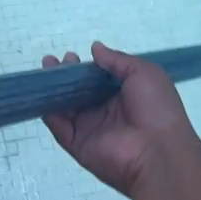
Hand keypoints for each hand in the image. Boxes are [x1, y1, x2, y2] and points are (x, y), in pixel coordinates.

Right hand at [41, 42, 200, 197]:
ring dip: (54, 90)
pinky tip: (42, 94)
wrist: (158, 152)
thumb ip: (117, 60)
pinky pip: (60, 127)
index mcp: (124, 96)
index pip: (98, 80)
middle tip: (52, 61)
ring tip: (45, 70)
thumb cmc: (156, 108)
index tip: (71, 55)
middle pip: (79, 92)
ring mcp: (91, 130)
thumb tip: (95, 48)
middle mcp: (106, 113)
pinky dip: (49, 112)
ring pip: (66, 107)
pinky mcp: (78, 145)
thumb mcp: (144, 73)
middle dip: (65, 75)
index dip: (84, 67)